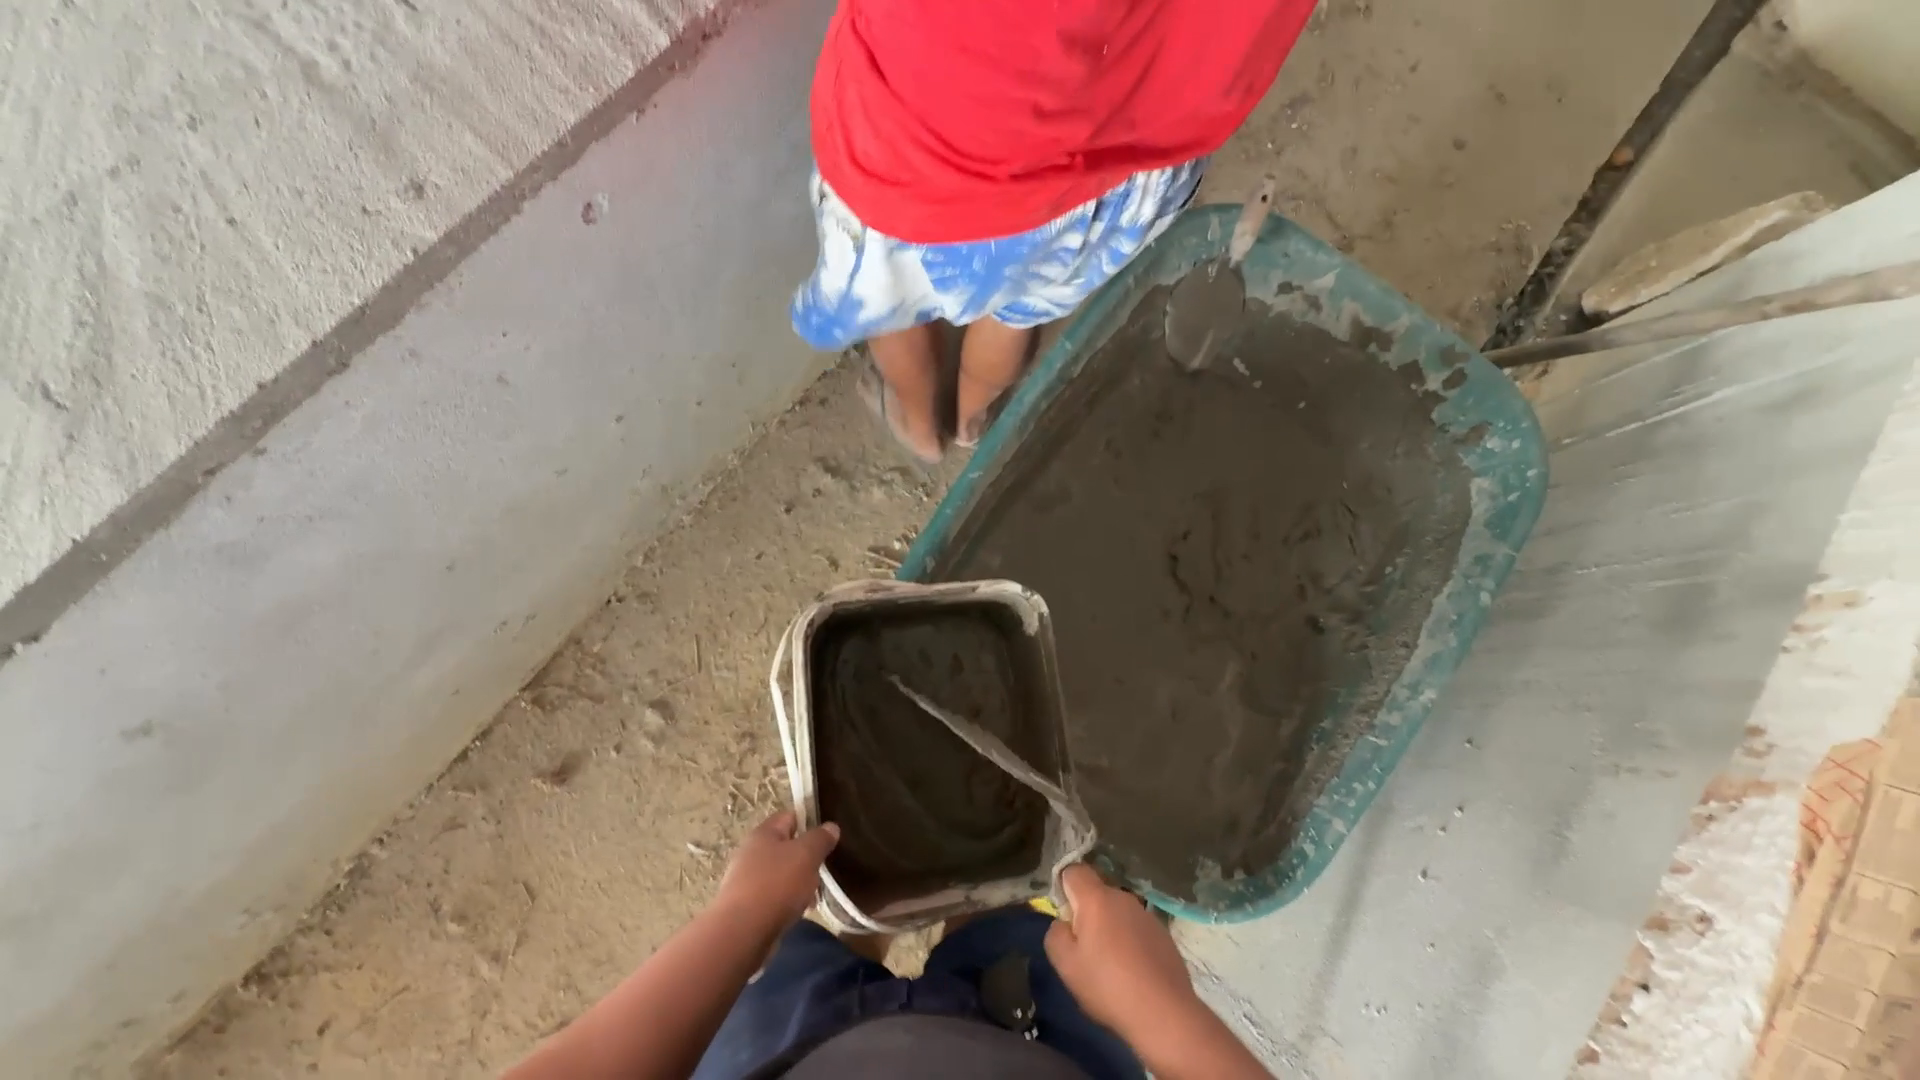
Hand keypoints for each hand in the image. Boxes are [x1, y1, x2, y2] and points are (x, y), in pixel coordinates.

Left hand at [714, 810, 839, 930]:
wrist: (742, 933)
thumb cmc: (776, 885)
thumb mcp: (807, 855)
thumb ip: (820, 838)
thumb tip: (831, 827)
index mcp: (764, 833)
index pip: (790, 816)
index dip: (810, 821)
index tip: (829, 836)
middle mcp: (752, 852)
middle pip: (787, 847)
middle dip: (807, 857)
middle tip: (824, 868)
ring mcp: (747, 880)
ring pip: (782, 874)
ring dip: (800, 882)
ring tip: (815, 895)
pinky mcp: (747, 905)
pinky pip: (775, 896)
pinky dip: (788, 901)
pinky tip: (799, 912)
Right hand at [1045, 864, 1198, 1036]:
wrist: (1165, 1013)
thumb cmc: (1107, 985)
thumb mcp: (1066, 964)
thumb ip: (1055, 934)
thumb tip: (1063, 923)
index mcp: (1097, 898)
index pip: (1074, 871)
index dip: (1064, 888)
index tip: (1064, 918)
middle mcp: (1124, 898)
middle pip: (1097, 894)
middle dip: (1087, 914)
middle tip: (1084, 950)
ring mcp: (1147, 916)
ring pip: (1118, 913)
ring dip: (1110, 929)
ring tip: (1110, 966)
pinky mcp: (1164, 935)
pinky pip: (1136, 929)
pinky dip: (1130, 943)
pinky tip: (1132, 972)